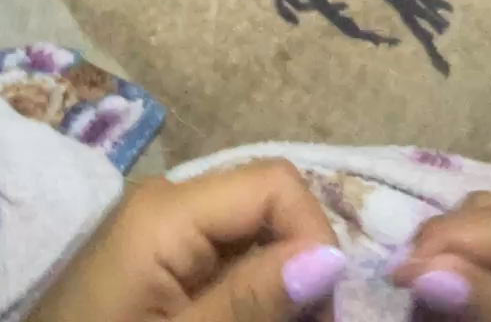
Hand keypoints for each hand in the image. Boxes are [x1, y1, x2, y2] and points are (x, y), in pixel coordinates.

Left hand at [27, 158, 346, 321]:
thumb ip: (251, 299)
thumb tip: (333, 255)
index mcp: (168, 208)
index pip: (275, 182)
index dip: (313, 236)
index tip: (323, 312)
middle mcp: (169, 199)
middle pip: (268, 205)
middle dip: (300, 266)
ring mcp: (162, 226)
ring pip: (253, 234)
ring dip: (279, 285)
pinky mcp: (158, 255)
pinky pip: (225, 255)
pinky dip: (250, 291)